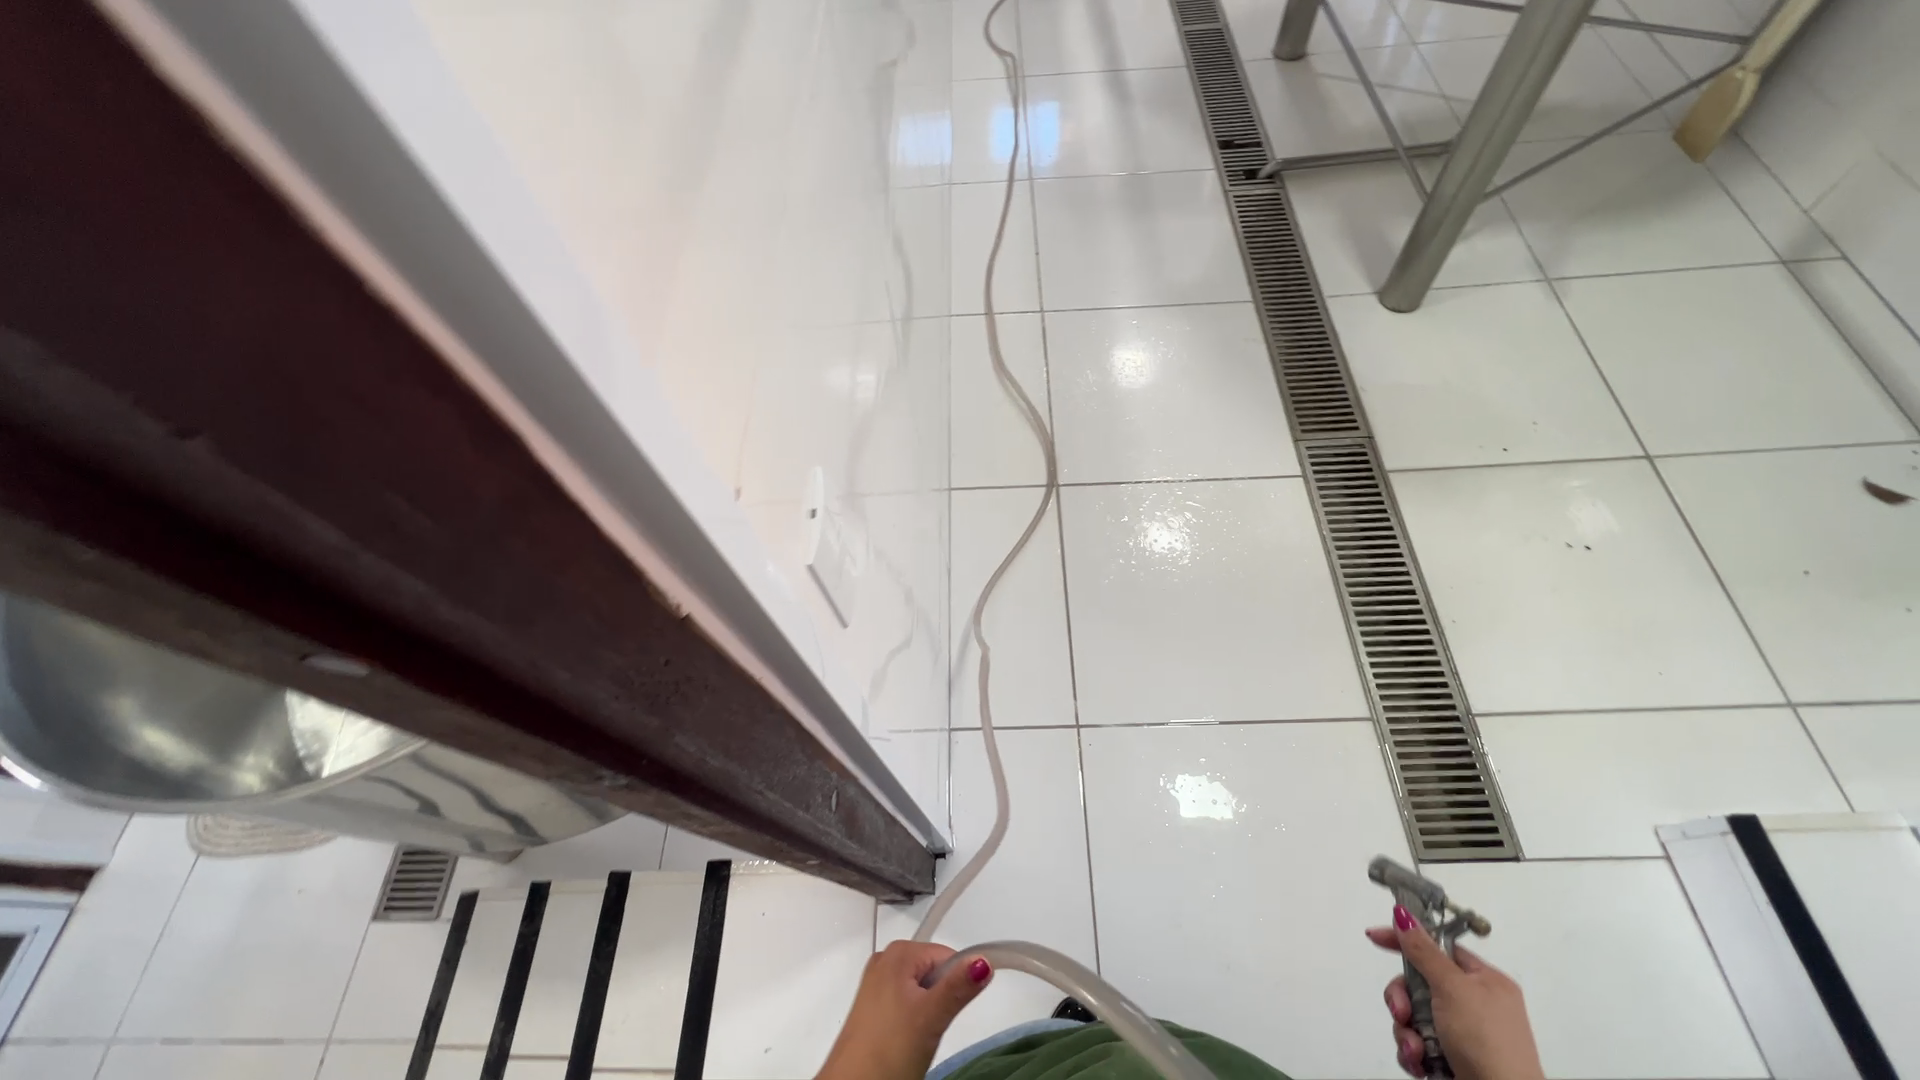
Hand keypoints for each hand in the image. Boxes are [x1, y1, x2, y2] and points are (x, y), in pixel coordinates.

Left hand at [817, 941, 992, 1079]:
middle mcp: (886, 959)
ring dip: (928, 1010)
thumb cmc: (891, 1050)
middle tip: (931, 1026)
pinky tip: (906, 1038)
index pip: (949, 957)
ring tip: (917, 1035)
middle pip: (935, 971)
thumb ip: (959, 986)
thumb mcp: (931, 1017)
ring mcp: (877, 982)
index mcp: (899, 952)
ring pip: (922, 989)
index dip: (957, 984)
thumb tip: (984, 960)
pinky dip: (913, 1017)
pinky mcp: (872, 1005)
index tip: (951, 1011)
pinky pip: (907, 1001)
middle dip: (940, 998)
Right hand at [1367, 911, 1543, 1079]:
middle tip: (1402, 1013)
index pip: (1438, 947)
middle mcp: (1473, 1005)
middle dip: (1403, 1001)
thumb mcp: (1453, 989)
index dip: (1406, 941)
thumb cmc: (1484, 1039)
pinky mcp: (1450, 1058)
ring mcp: (1462, 1034)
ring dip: (1407, 1032)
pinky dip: (1414, 1053)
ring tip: (1417, 1051)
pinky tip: (1420, 1064)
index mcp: (1485, 982)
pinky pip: (1418, 1043)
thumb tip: (1404, 914)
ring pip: (1413, 1016)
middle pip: (1419, 985)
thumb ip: (1424, 952)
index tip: (1373, 937)